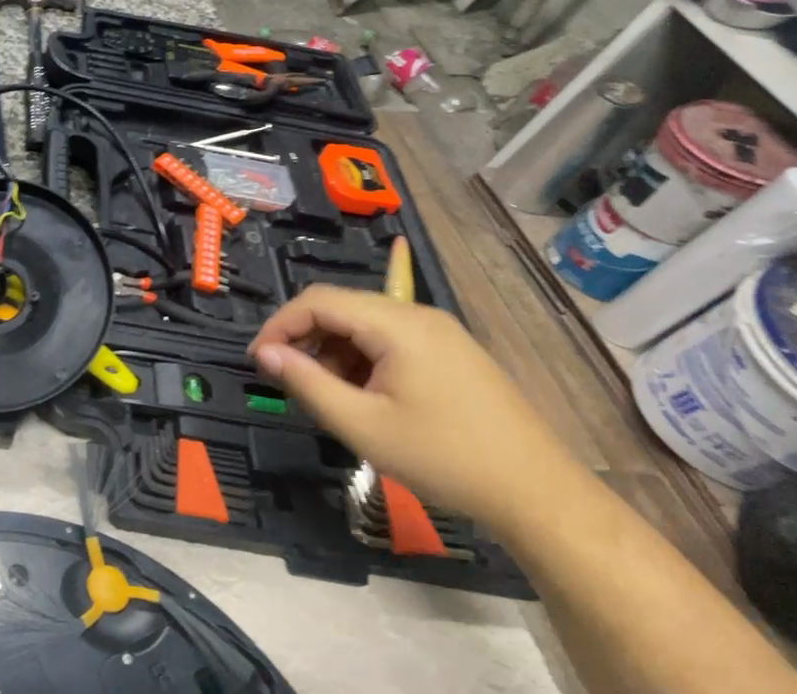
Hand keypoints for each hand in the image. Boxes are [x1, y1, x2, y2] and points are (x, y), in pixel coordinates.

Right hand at [246, 285, 582, 524]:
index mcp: (398, 325)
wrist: (537, 494)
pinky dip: (363, 359)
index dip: (280, 325)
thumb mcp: (362, 425)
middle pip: (342, 307)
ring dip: (334, 351)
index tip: (259, 361)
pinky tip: (364, 397)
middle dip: (306, 338)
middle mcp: (419, 316)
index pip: (319, 300)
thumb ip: (307, 383)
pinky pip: (391, 340)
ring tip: (327, 396)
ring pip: (365, 324)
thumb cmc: (444, 458)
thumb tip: (266, 353)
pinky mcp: (453, 354)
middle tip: (289, 380)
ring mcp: (441, 333)